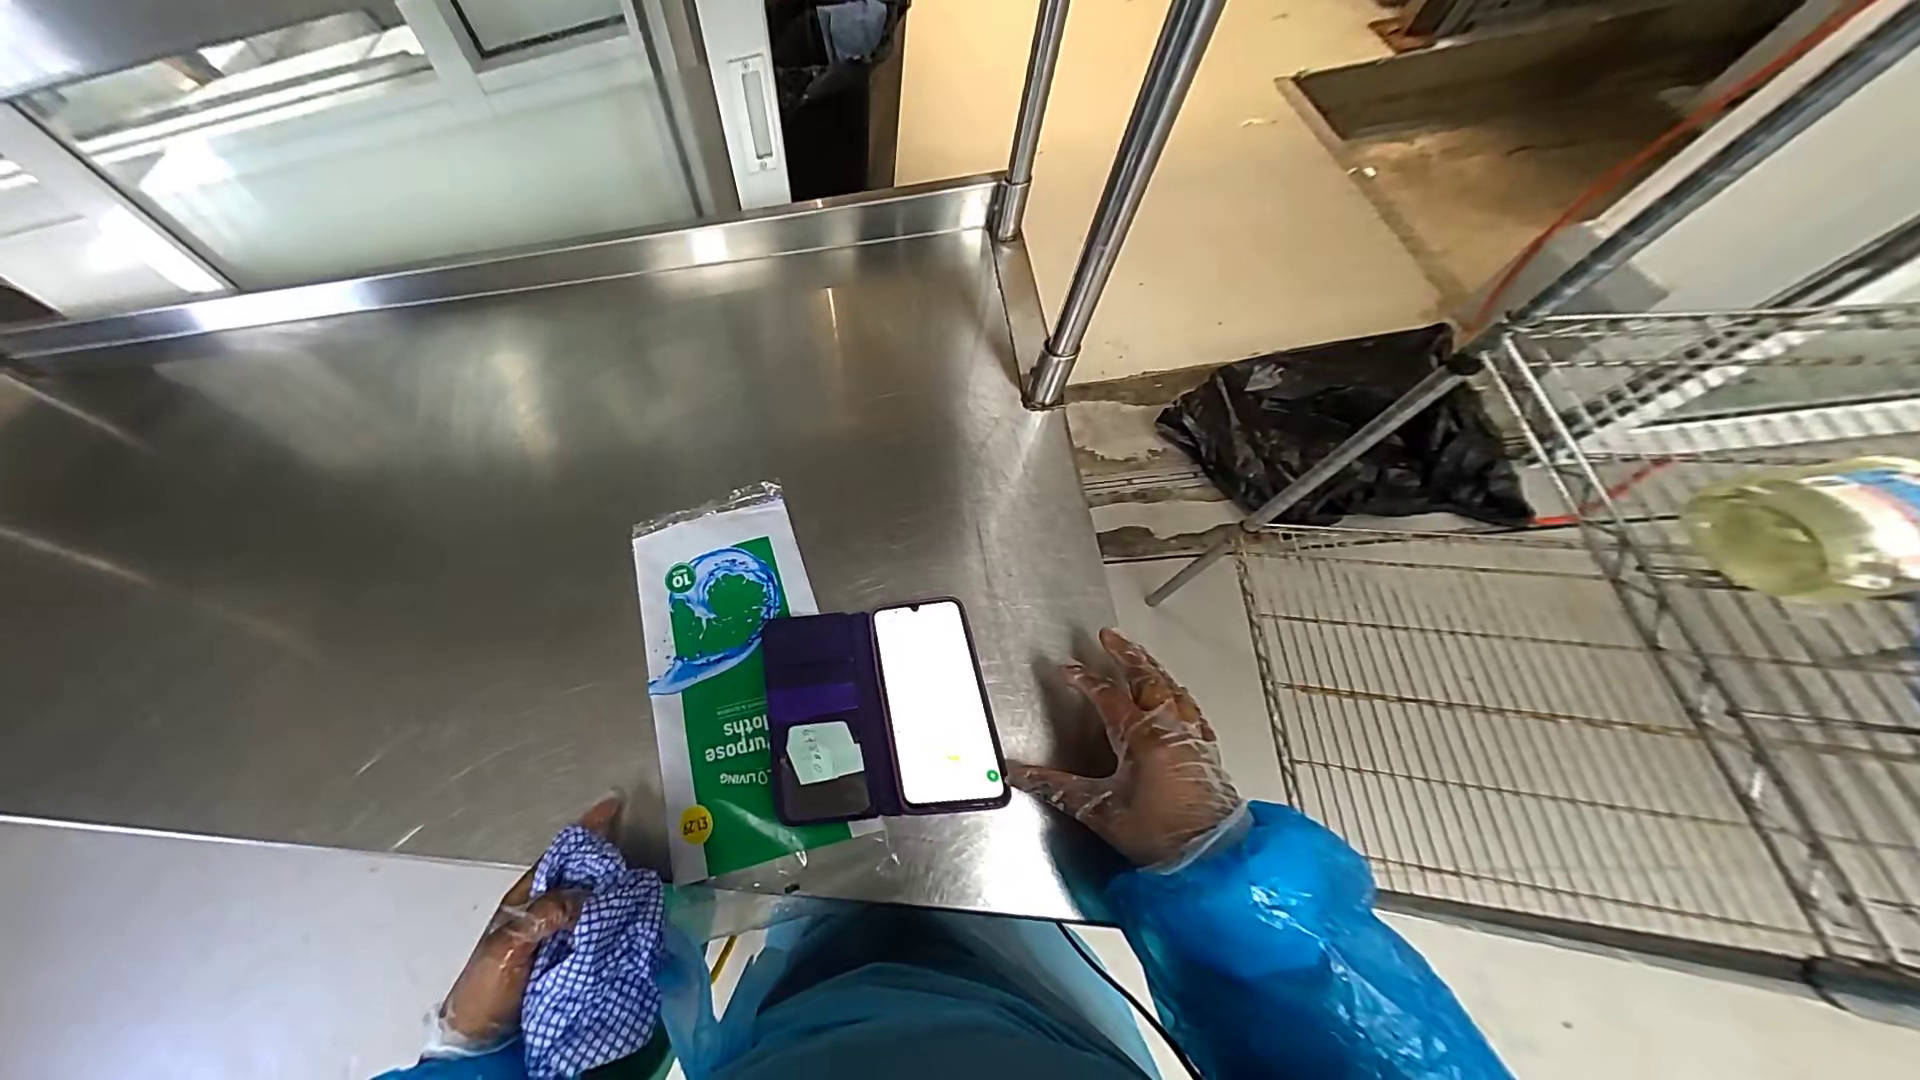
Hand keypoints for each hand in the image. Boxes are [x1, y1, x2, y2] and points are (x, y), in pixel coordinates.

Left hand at [438, 796, 619, 1047]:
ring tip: (641, 878)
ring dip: (619, 885)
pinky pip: (606, 924)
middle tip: (637, 842)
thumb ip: (544, 912)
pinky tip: (637, 913)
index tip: (612, 805)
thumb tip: (587, 897)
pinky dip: (623, 914)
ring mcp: (564, 932)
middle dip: (612, 853)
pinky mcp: (579, 955)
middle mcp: (549, 910)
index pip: (562, 853)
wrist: (482, 1050)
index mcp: (527, 899)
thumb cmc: (481, 997)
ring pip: (599, 895)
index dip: (588, 828)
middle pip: (587, 870)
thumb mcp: (505, 945)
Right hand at [1010, 629, 1242, 866]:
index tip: (1066, 669)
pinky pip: (1192, 708)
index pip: (1105, 694)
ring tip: (1139, 654)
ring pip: (1171, 687)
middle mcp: (1169, 727)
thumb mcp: (1101, 811)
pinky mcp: (1206, 749)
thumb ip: (1057, 787)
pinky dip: (1178, 693)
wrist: (1213, 860)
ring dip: (1152, 666)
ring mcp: (1191, 735)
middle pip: (1145, 677)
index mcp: (1141, 736)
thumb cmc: (1161, 836)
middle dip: (1124, 653)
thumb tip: (1019, 775)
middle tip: (1109, 636)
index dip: (1082, 679)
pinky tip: (1178, 695)